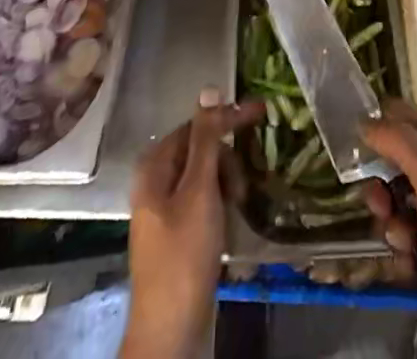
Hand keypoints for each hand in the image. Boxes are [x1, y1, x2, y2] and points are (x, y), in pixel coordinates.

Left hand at [120, 89, 263, 358]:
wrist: (172, 325)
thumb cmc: (184, 253)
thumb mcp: (199, 190)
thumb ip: (206, 140)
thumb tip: (209, 91)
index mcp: (154, 165)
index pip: (195, 125)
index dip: (227, 118)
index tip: (262, 111)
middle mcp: (156, 180)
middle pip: (200, 149)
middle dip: (228, 159)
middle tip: (243, 183)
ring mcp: (165, 207)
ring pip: (205, 175)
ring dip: (227, 181)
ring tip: (239, 203)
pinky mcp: (178, 229)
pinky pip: (204, 198)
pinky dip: (221, 200)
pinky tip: (232, 215)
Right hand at [361, 99, 416, 358]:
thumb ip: (400, 144)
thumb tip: (365, 118)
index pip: (402, 115)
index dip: (377, 122)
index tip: (352, 141)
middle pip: (393, 160)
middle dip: (378, 183)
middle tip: (379, 203)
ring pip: (395, 199)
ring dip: (390, 219)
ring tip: (402, 240)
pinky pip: (406, 231)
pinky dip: (403, 244)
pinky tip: (411, 260)